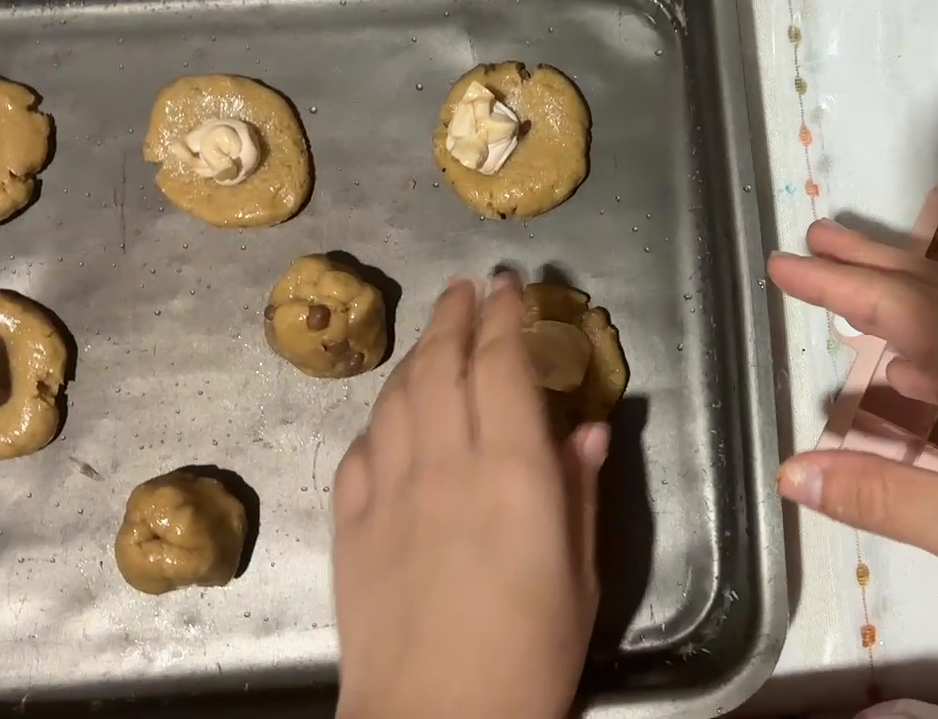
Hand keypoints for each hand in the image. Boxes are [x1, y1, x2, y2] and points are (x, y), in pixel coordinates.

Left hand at [331, 275, 608, 718]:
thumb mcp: (579, 572)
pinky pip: (362, 447)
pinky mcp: (351, 522)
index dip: (503, 316)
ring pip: (397, 395)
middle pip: (442, 363)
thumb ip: (579, 489)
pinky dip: (381, 416)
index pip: (500, 364)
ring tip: (434, 334)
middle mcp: (445, 462)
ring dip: (417, 353)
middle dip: (455, 315)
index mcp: (510, 470)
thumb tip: (586, 427)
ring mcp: (389, 489)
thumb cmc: (529, 653)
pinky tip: (392, 413)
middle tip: (465, 287)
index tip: (507, 285)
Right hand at [769, 220, 937, 718]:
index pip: (896, 304)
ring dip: (899, 299)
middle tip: (815, 238)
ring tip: (851, 292)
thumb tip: (787, 471)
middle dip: (867, 263)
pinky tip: (912, 375)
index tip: (780, 262)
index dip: (832, 282)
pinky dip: (930, 350)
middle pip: (930, 289)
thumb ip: (878, 496)